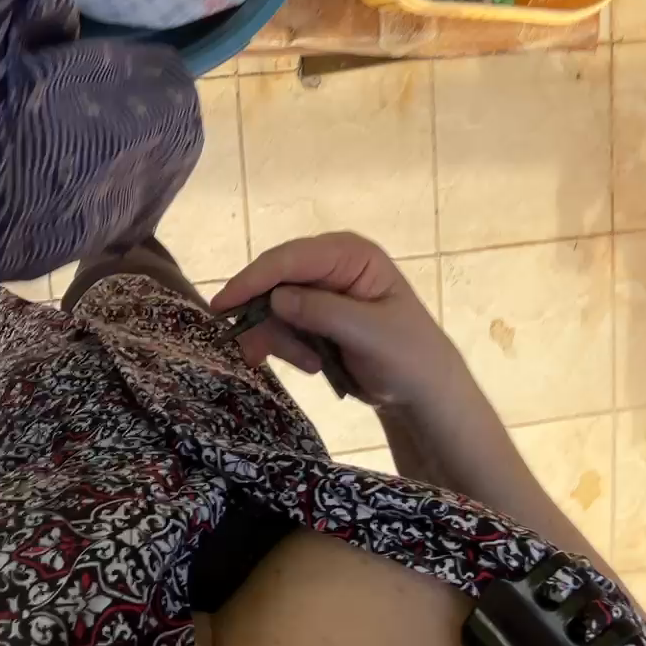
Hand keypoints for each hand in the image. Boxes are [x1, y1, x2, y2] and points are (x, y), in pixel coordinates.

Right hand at [209, 232, 467, 413]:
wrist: (421, 390)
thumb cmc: (409, 357)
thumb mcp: (371, 335)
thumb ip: (323, 312)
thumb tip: (275, 298)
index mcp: (350, 254)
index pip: (291, 258)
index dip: (255, 279)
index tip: (224, 304)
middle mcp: (328, 263)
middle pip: (273, 279)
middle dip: (265, 317)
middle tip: (256, 352)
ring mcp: (317, 288)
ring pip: (269, 305)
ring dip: (280, 339)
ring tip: (310, 366)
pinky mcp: (308, 312)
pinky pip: (276, 323)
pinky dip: (282, 347)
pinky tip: (310, 366)